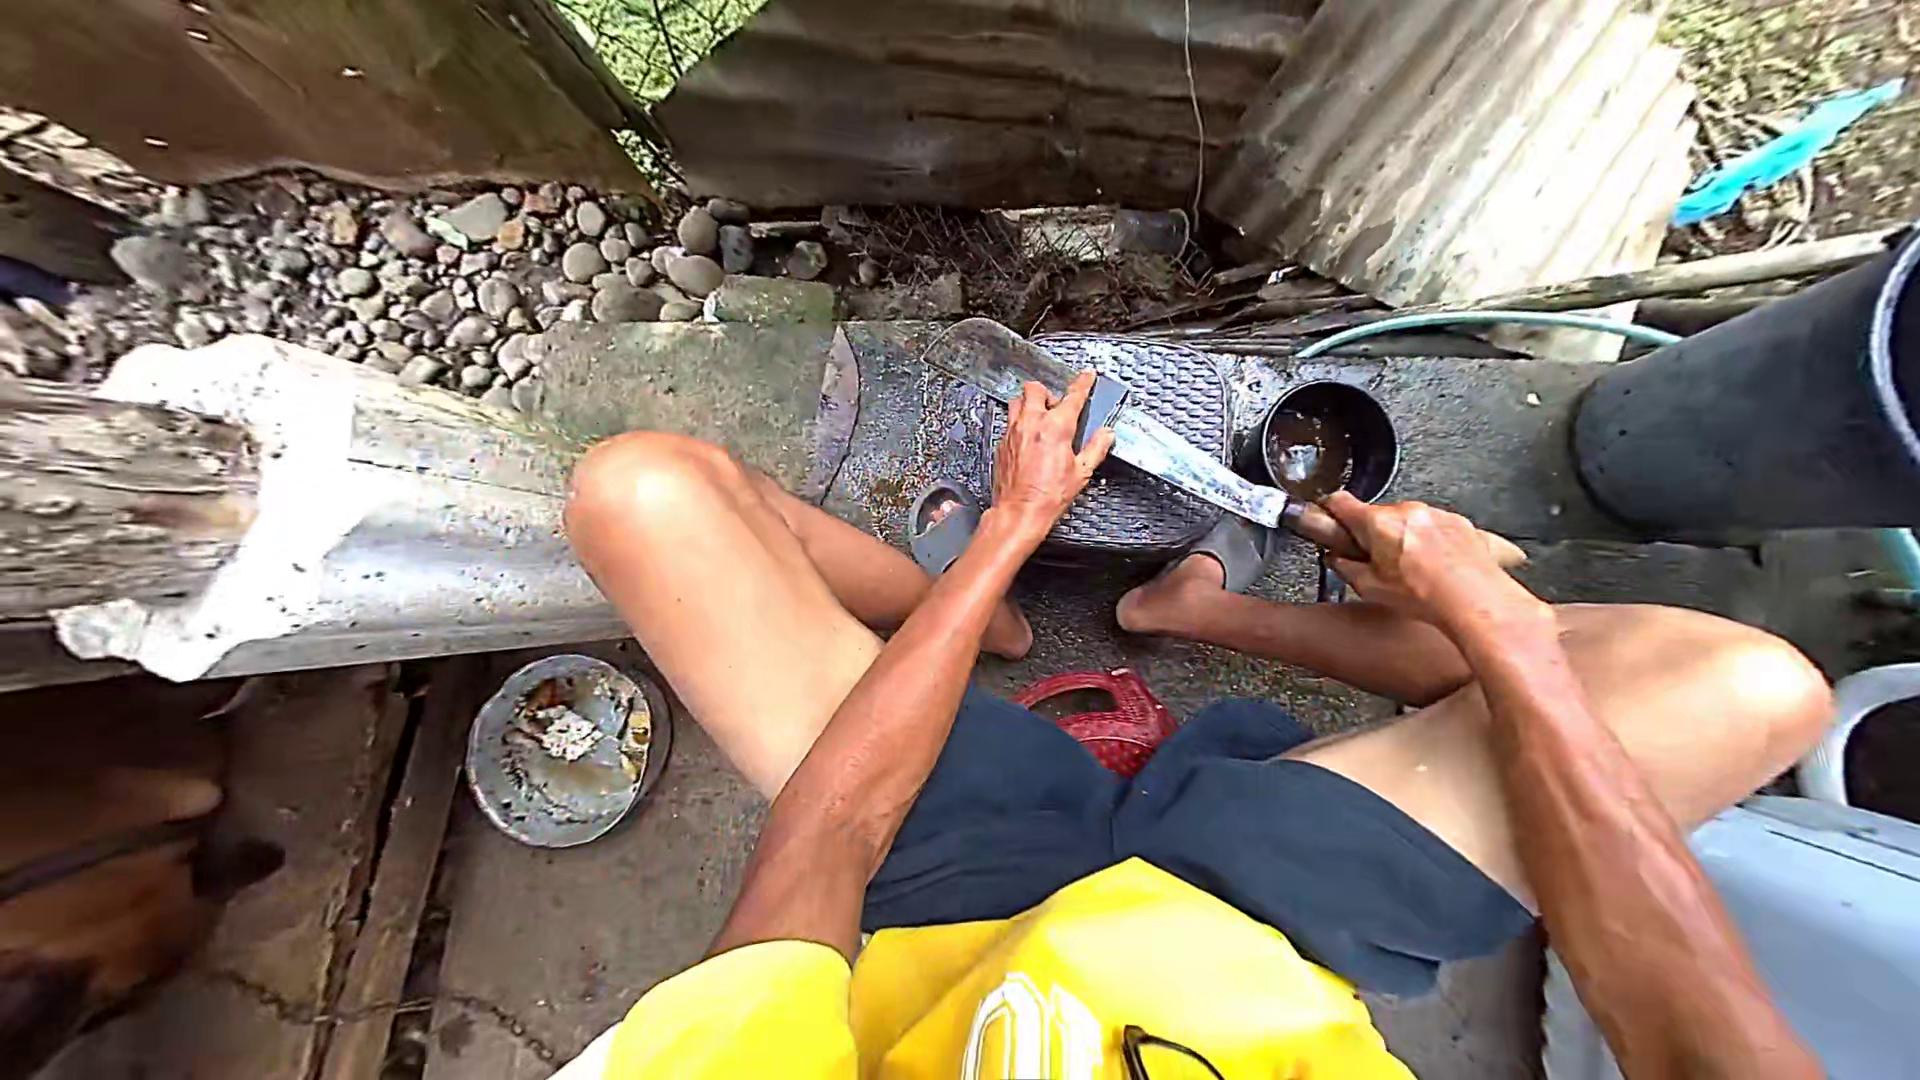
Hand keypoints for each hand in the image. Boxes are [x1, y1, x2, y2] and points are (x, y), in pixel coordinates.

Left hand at [991, 370, 1115, 540]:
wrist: (1019, 511)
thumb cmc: (1048, 495)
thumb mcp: (1081, 472)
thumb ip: (1096, 448)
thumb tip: (1106, 434)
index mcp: (1056, 427)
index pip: (1073, 395)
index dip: (1083, 382)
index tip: (1088, 376)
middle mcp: (1031, 423)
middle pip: (1035, 388)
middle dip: (1047, 392)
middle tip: (1055, 406)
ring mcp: (1013, 431)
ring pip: (1017, 401)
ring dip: (1029, 404)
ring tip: (1039, 417)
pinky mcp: (1002, 443)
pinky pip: (1009, 422)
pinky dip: (1019, 423)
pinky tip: (1027, 437)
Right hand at [1323, 491, 1543, 633]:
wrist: (1479, 603)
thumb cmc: (1427, 596)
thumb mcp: (1369, 588)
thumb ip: (1345, 567)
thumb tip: (1338, 559)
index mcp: (1378, 522)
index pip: (1340, 502)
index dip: (1329, 509)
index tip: (1329, 518)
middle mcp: (1408, 511)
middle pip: (1377, 515)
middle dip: (1374, 534)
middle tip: (1377, 561)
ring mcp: (1438, 516)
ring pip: (1408, 521)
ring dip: (1404, 538)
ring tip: (1412, 570)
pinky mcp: (1462, 525)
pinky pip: (1436, 528)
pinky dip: (1431, 543)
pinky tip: (1435, 568)